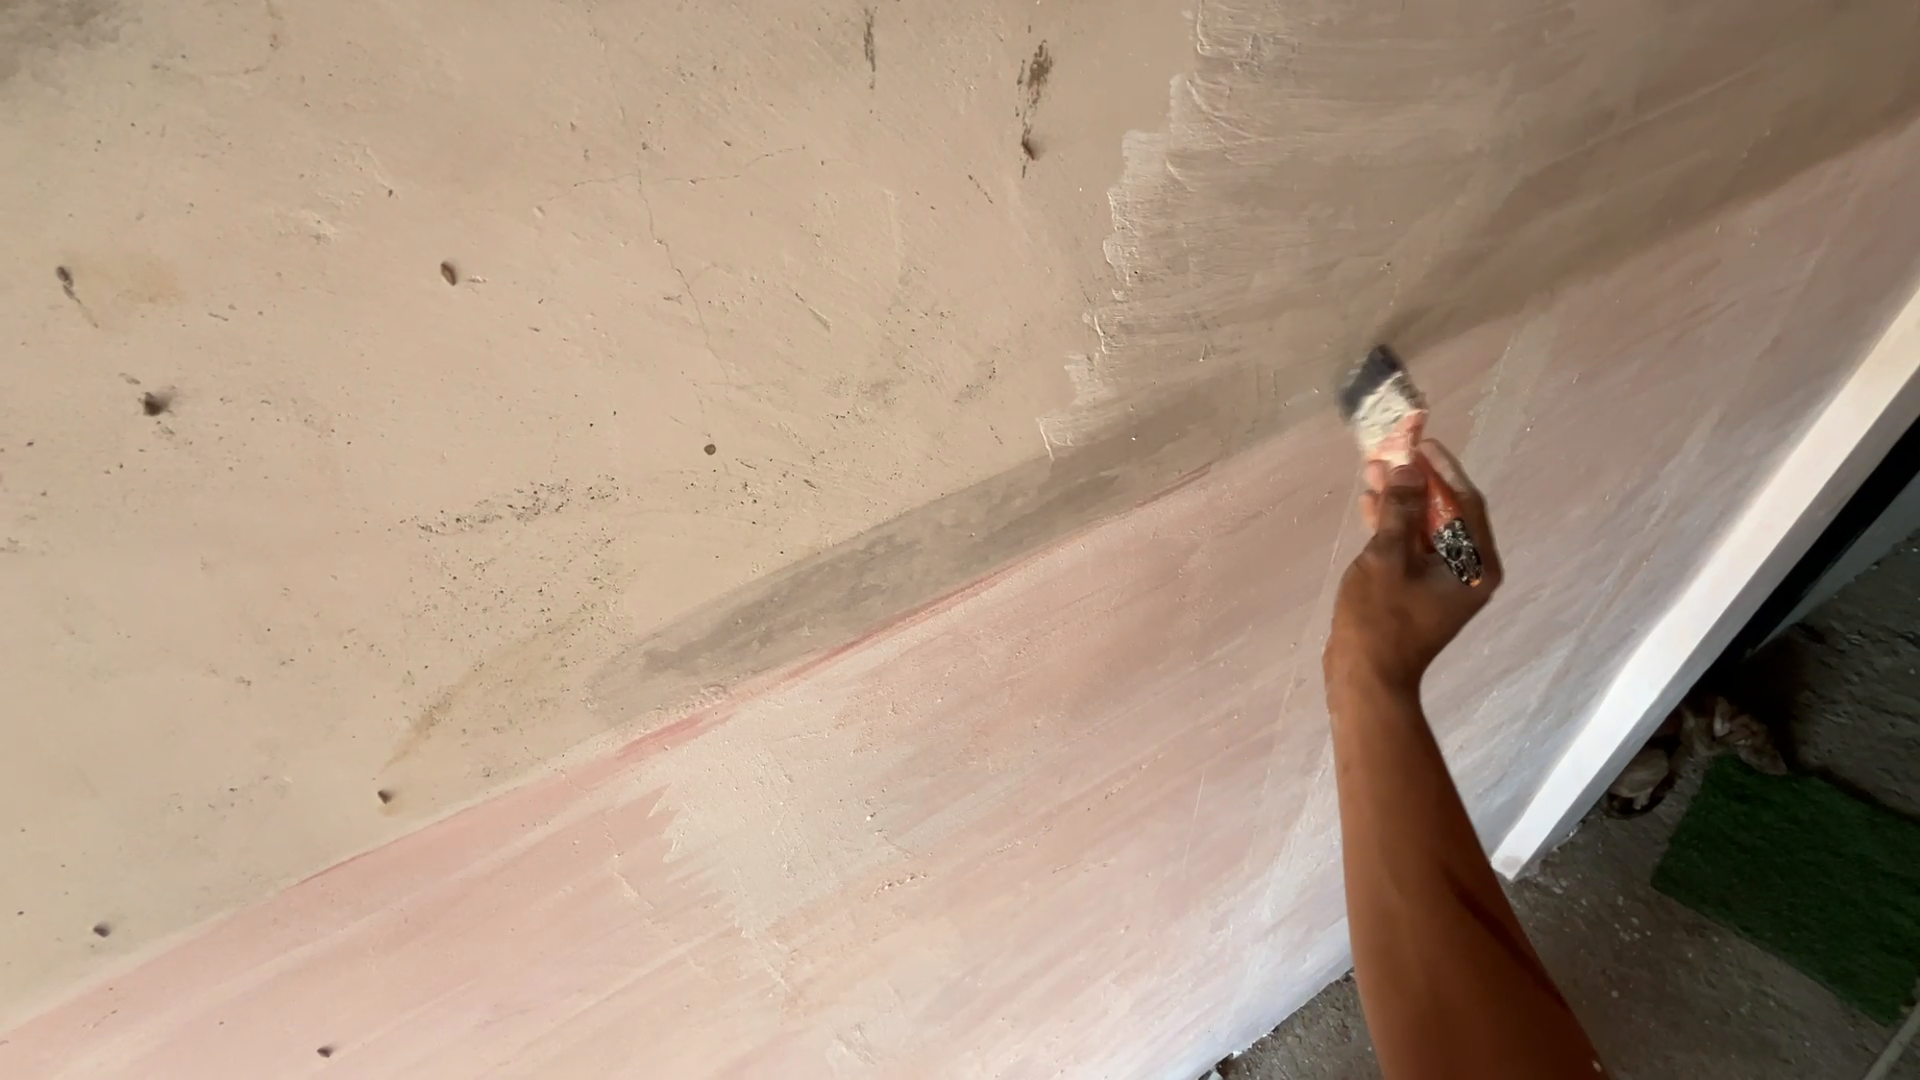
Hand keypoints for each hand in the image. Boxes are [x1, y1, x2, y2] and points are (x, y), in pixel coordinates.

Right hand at [1325, 439, 1501, 695]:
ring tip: (1372, 471)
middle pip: (1446, 513)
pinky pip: (1410, 547)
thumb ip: (1400, 510)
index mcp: (1475, 565)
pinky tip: (1369, 506)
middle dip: (1416, 481)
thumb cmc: (1379, 617)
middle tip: (1390, 453)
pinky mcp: (1417, 590)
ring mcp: (1442, 582)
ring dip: (1400, 501)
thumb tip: (1408, 468)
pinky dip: (1392, 526)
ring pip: (1424, 528)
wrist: (1365, 675)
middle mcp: (1467, 571)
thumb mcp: (1387, 557)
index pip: (1466, 502)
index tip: (1419, 443)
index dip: (1441, 469)